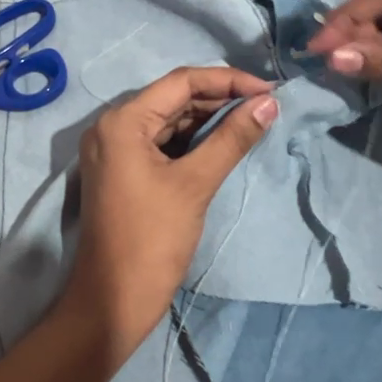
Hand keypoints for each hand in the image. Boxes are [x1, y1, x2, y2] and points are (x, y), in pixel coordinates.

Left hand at [66, 67, 278, 353]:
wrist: (112, 300)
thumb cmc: (152, 239)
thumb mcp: (195, 184)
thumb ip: (231, 139)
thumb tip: (268, 105)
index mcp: (122, 121)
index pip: (181, 82)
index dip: (228, 80)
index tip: (270, 91)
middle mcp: (112, 126)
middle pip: (173, 98)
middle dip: (220, 99)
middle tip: (266, 107)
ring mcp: (114, 149)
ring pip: (168, 120)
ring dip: (208, 119)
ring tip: (253, 121)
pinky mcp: (121, 170)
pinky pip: (160, 141)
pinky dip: (192, 140)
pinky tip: (224, 143)